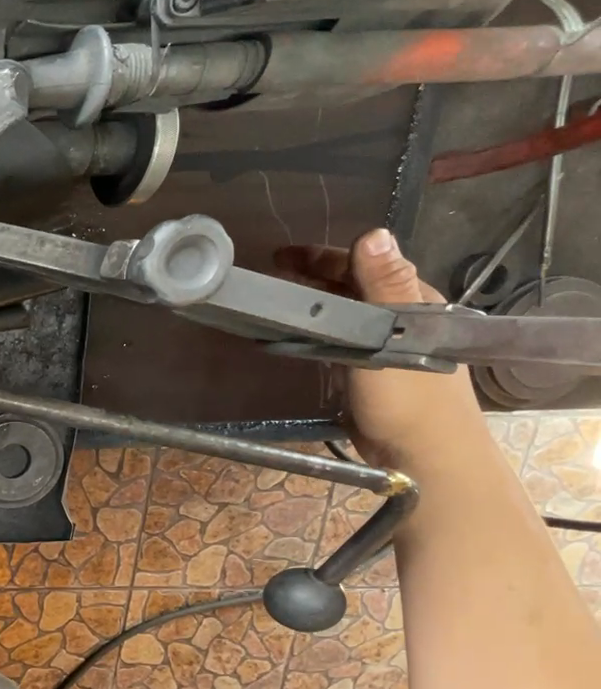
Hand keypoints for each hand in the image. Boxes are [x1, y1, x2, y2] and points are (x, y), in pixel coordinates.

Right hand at [274, 228, 481, 465]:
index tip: (278, 256)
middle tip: (266, 274)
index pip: (364, 264)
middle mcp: (401, 317)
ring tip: (271, 301)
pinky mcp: (367, 368)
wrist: (421, 453)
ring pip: (344, 311)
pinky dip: (313, 328)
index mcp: (414, 302)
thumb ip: (385, 287)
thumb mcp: (394, 337)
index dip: (323, 256)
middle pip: (353, 285)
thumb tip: (373, 235)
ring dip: (310, 301)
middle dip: (311, 275)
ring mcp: (384, 344)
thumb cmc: (409, 397)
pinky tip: (291, 334)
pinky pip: (338, 336)